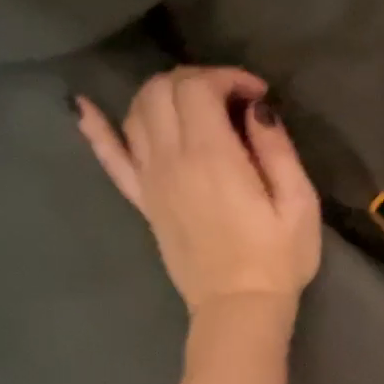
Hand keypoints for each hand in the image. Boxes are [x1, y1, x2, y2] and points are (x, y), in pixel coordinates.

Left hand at [75, 67, 321, 317]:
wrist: (239, 306)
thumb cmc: (279, 256)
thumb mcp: (300, 202)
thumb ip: (278, 149)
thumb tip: (258, 109)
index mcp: (212, 156)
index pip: (198, 87)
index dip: (228, 77)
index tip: (259, 94)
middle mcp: (170, 159)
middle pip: (162, 90)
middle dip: (199, 80)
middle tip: (233, 98)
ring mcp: (149, 179)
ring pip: (137, 111)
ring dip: (165, 94)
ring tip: (199, 106)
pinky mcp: (142, 200)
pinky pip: (109, 156)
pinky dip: (96, 128)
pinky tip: (84, 107)